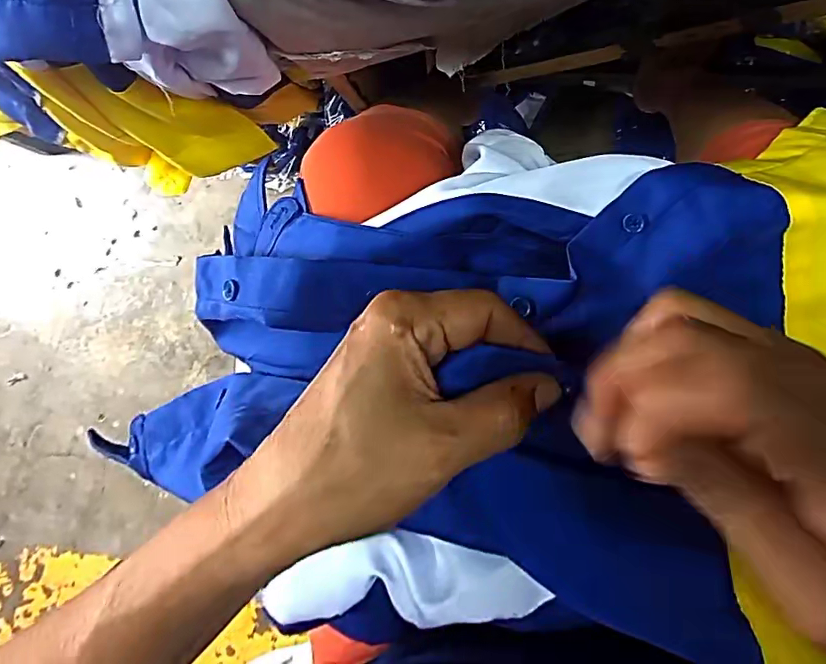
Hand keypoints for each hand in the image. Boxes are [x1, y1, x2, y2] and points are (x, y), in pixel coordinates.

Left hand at [223, 289, 562, 563]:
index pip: (488, 310)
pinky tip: (468, 412)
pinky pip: (433, 361)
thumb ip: (508, 409)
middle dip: (506, 360)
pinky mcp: (373, 365)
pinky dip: (459, 384)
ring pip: (454, 345)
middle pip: (471, 324)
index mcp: (405, 315)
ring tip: (506, 409)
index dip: (527, 342)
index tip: (552, 380)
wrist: (272, 515)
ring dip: (483, 375)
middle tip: (535, 398)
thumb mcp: (446, 445)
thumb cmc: (357, 472)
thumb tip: (550, 385)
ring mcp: (379, 337)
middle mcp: (392, 312)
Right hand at [577, 289, 825, 663]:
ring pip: (697, 314)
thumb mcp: (809, 591)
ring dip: (639, 356)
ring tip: (616, 421)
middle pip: (698, 328)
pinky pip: (711, 331)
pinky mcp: (794, 364)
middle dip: (628, 369)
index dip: (656, 400)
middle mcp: (814, 374)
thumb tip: (644, 440)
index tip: (615, 453)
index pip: (729, 378)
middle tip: (597, 437)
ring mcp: (805, 360)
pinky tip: (654, 407)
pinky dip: (664, 355)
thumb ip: (730, 502)